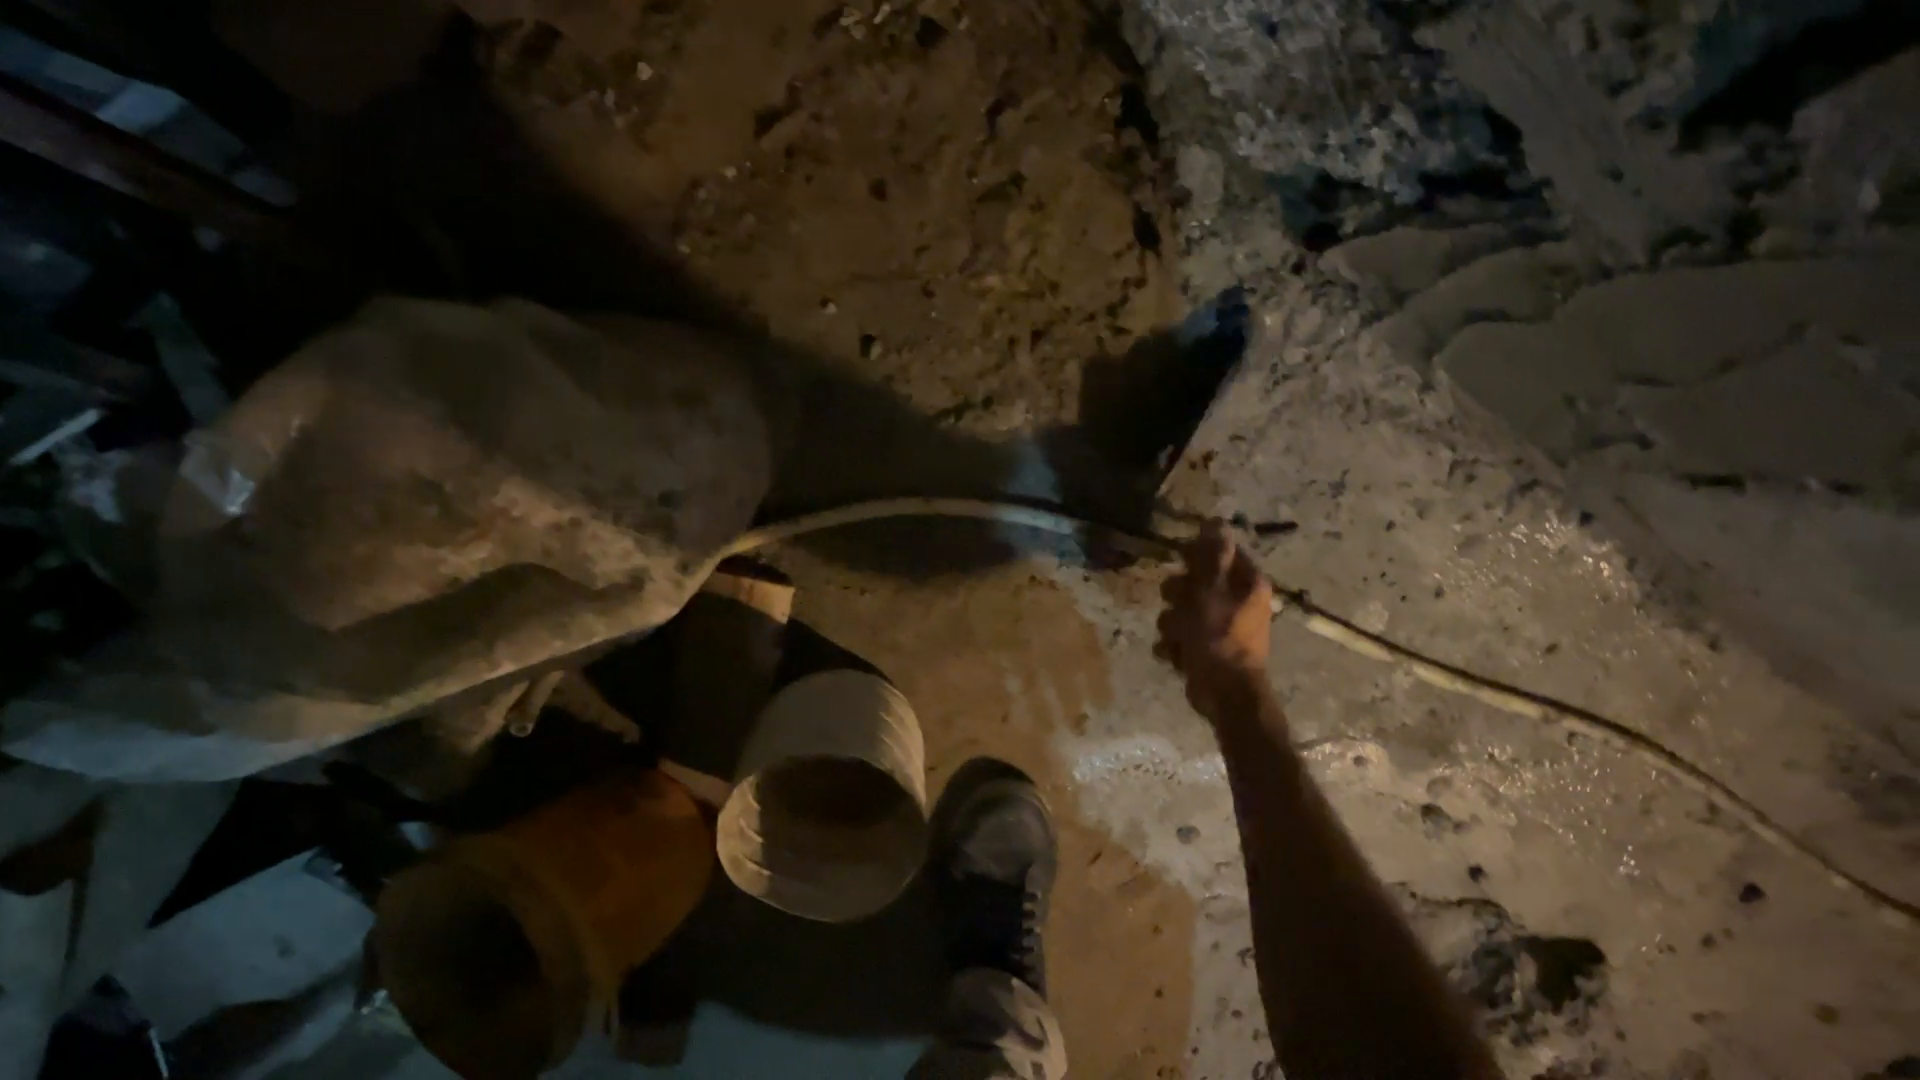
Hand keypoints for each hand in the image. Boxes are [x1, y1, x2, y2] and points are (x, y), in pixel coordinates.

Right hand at [1155, 520, 1272, 715]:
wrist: (1224, 694)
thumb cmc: (1219, 638)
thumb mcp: (1210, 591)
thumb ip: (1211, 556)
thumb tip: (1217, 520)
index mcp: (1247, 583)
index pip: (1220, 552)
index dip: (1196, 555)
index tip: (1181, 561)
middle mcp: (1239, 601)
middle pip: (1197, 581)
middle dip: (1178, 595)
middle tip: (1177, 604)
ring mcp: (1223, 627)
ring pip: (1184, 611)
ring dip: (1173, 624)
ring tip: (1178, 639)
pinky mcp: (1208, 649)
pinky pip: (1182, 636)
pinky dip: (1176, 646)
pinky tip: (1177, 656)